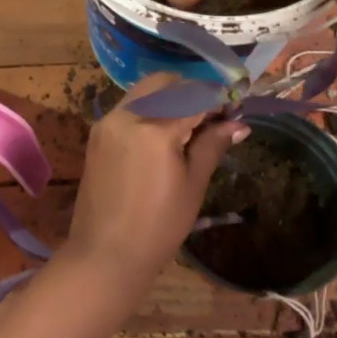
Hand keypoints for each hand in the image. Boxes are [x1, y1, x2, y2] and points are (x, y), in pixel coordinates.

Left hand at [65, 75, 248, 286]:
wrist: (105, 254)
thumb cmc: (158, 226)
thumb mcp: (193, 185)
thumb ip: (213, 145)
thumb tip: (239, 124)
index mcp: (154, 129)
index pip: (195, 96)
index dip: (220, 99)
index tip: (236, 110)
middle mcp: (127, 115)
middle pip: (167, 83)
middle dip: (193, 91)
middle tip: (214, 117)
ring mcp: (107, 123)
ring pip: (145, 91)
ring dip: (172, 97)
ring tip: (192, 126)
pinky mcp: (97, 134)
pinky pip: (129, 108)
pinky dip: (151, 109)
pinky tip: (166, 133)